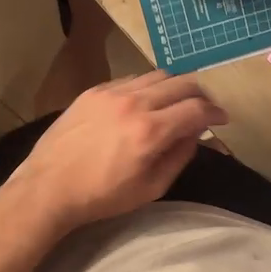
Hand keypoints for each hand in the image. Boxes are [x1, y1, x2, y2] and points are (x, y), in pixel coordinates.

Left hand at [2, 71, 227, 234]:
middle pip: (182, 83)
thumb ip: (179, 157)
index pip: (197, 109)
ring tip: (176, 103)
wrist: (48, 187)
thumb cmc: (101, 196)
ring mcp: (112, 92)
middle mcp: (135, 103)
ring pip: (158, 75)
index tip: (222, 120)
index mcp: (150, 131)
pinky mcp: (94, 90)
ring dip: (174, 87)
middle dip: (200, 95)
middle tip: (204, 109)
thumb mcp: (150, 188)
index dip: (215, 113)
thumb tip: (196, 134)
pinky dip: (148, 87)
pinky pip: (132, 79)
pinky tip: (144, 104)